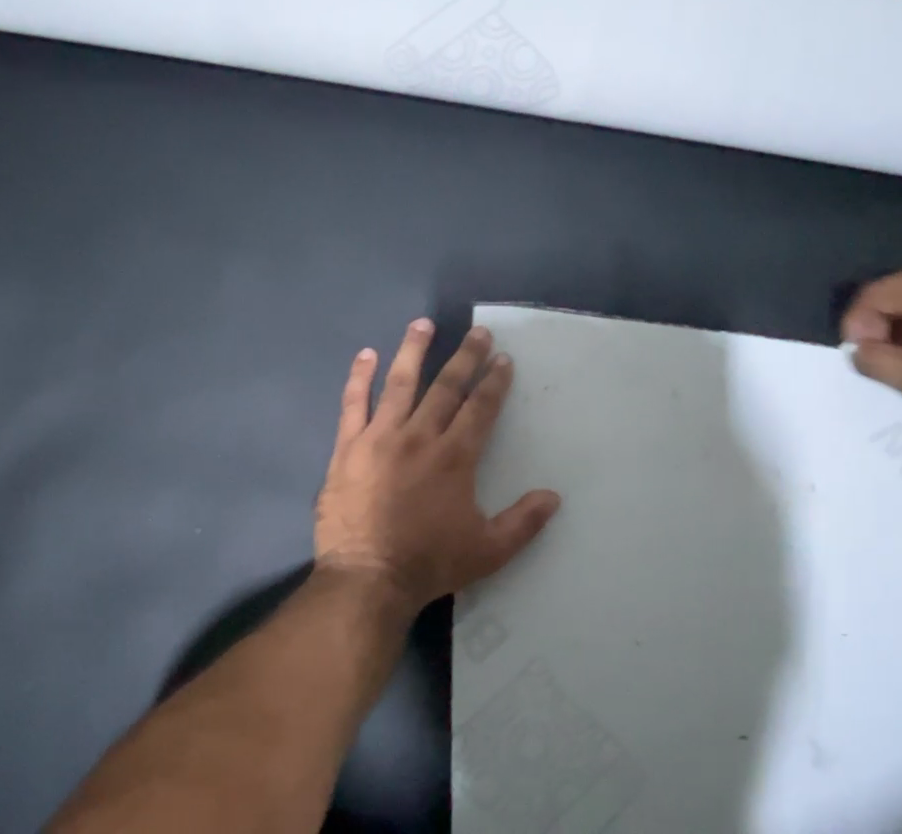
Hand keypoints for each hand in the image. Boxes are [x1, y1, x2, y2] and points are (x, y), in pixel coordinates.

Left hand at [315, 319, 561, 615]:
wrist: (368, 577)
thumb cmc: (430, 562)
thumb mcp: (489, 550)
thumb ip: (523, 522)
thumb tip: (554, 496)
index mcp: (454, 456)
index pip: (480, 407)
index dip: (494, 381)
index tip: (502, 358)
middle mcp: (419, 436)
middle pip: (445, 387)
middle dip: (464, 357)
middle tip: (476, 331)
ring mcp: (380, 437)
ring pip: (399, 383)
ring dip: (413, 351)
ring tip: (423, 324)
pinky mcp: (348, 448)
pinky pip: (353, 404)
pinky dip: (359, 378)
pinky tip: (366, 355)